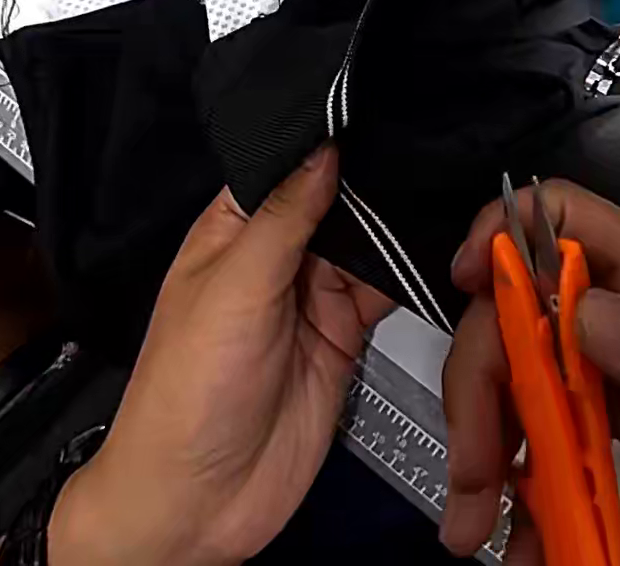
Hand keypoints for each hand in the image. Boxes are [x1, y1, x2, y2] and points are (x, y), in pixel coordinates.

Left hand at [48, 144, 394, 565]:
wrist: (202, 505)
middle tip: (417, 147)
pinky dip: (405, 270)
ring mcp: (312, 290)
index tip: (368, 113)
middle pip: (332, 200)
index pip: (284, 166)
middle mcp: (277, 252)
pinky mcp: (342, 328)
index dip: (322, 143)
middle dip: (368, 181)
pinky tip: (430, 247)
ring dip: (391, 224)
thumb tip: (323, 150)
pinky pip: (382, 287)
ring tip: (432, 188)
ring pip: (363, 240)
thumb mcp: (235, 287)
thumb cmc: (187, 389)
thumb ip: (283, 218)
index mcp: (236, 227)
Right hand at [439, 180, 619, 565]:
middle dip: (481, 376)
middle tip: (472, 464)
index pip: (564, 215)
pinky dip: (516, 474)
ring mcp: (608, 368)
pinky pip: (536, 428)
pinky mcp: (602, 420)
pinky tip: (524, 530)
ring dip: (486, 437)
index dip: (506, 229)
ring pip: (514, 371)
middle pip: (516, 308)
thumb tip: (587, 312)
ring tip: (480, 518)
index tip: (467, 280)